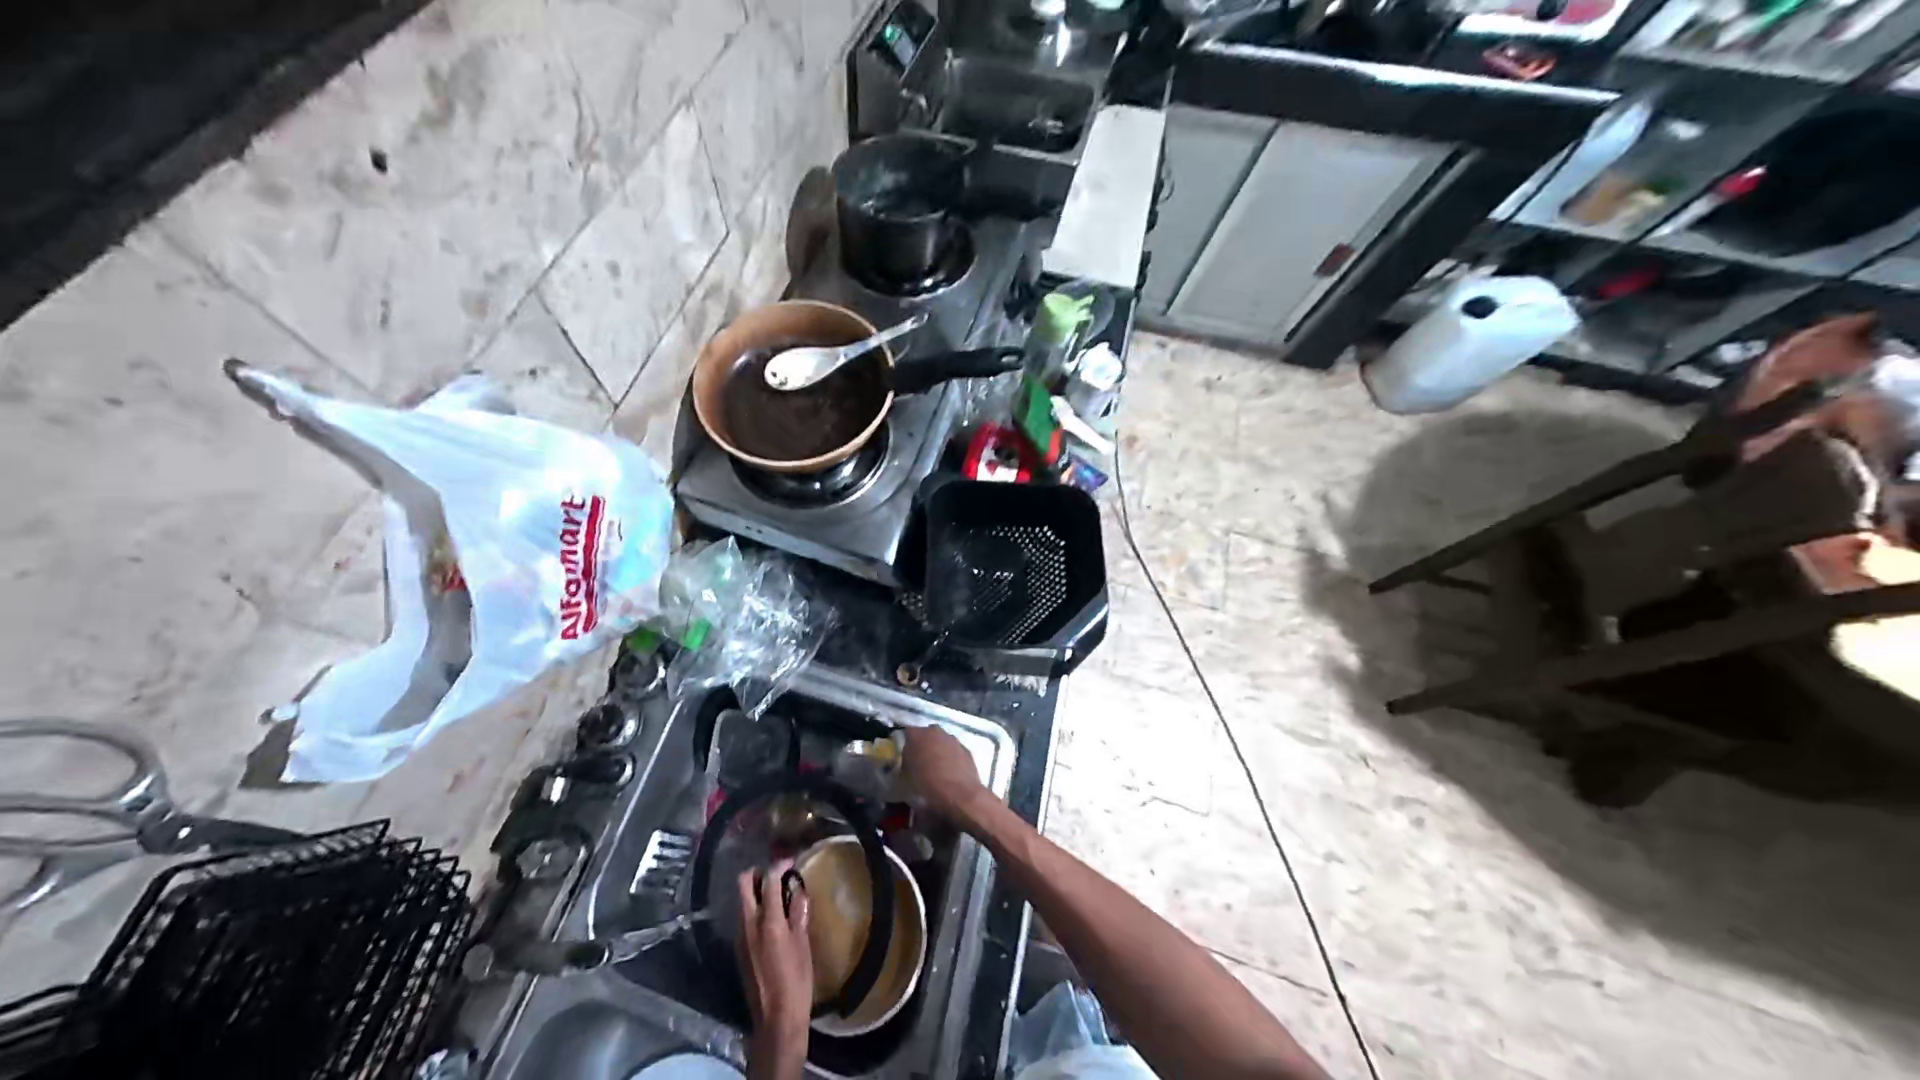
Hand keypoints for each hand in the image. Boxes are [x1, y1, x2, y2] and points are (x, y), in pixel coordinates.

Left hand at [737, 860, 810, 1079]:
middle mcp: (748, 924)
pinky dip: (754, 908)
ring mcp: (740, 936)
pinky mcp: (739, 949)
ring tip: (777, 893)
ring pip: (741, 900)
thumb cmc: (796, 979)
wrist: (776, 1017)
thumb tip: (798, 890)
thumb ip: (798, 912)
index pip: (768, 880)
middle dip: (758, 873)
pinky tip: (771, 916)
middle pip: (743, 884)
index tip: (791, 861)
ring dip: (755, 890)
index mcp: (768, 921)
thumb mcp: (803, 943)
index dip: (779, 865)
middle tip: (777, 873)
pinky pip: (743, 917)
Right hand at [902, 726, 991, 821]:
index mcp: (917, 735)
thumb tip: (909, 759)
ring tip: (936, 767)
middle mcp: (935, 732)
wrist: (959, 795)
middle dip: (923, 745)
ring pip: (941, 741)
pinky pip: (954, 750)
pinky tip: (950, 771)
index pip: (906, 733)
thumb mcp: (906, 776)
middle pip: (926, 735)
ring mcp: (953, 739)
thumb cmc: (927, 786)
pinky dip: (951, 757)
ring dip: (938, 749)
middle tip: (920, 761)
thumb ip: (906, 762)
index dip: (905, 743)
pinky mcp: (966, 749)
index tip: (904, 755)